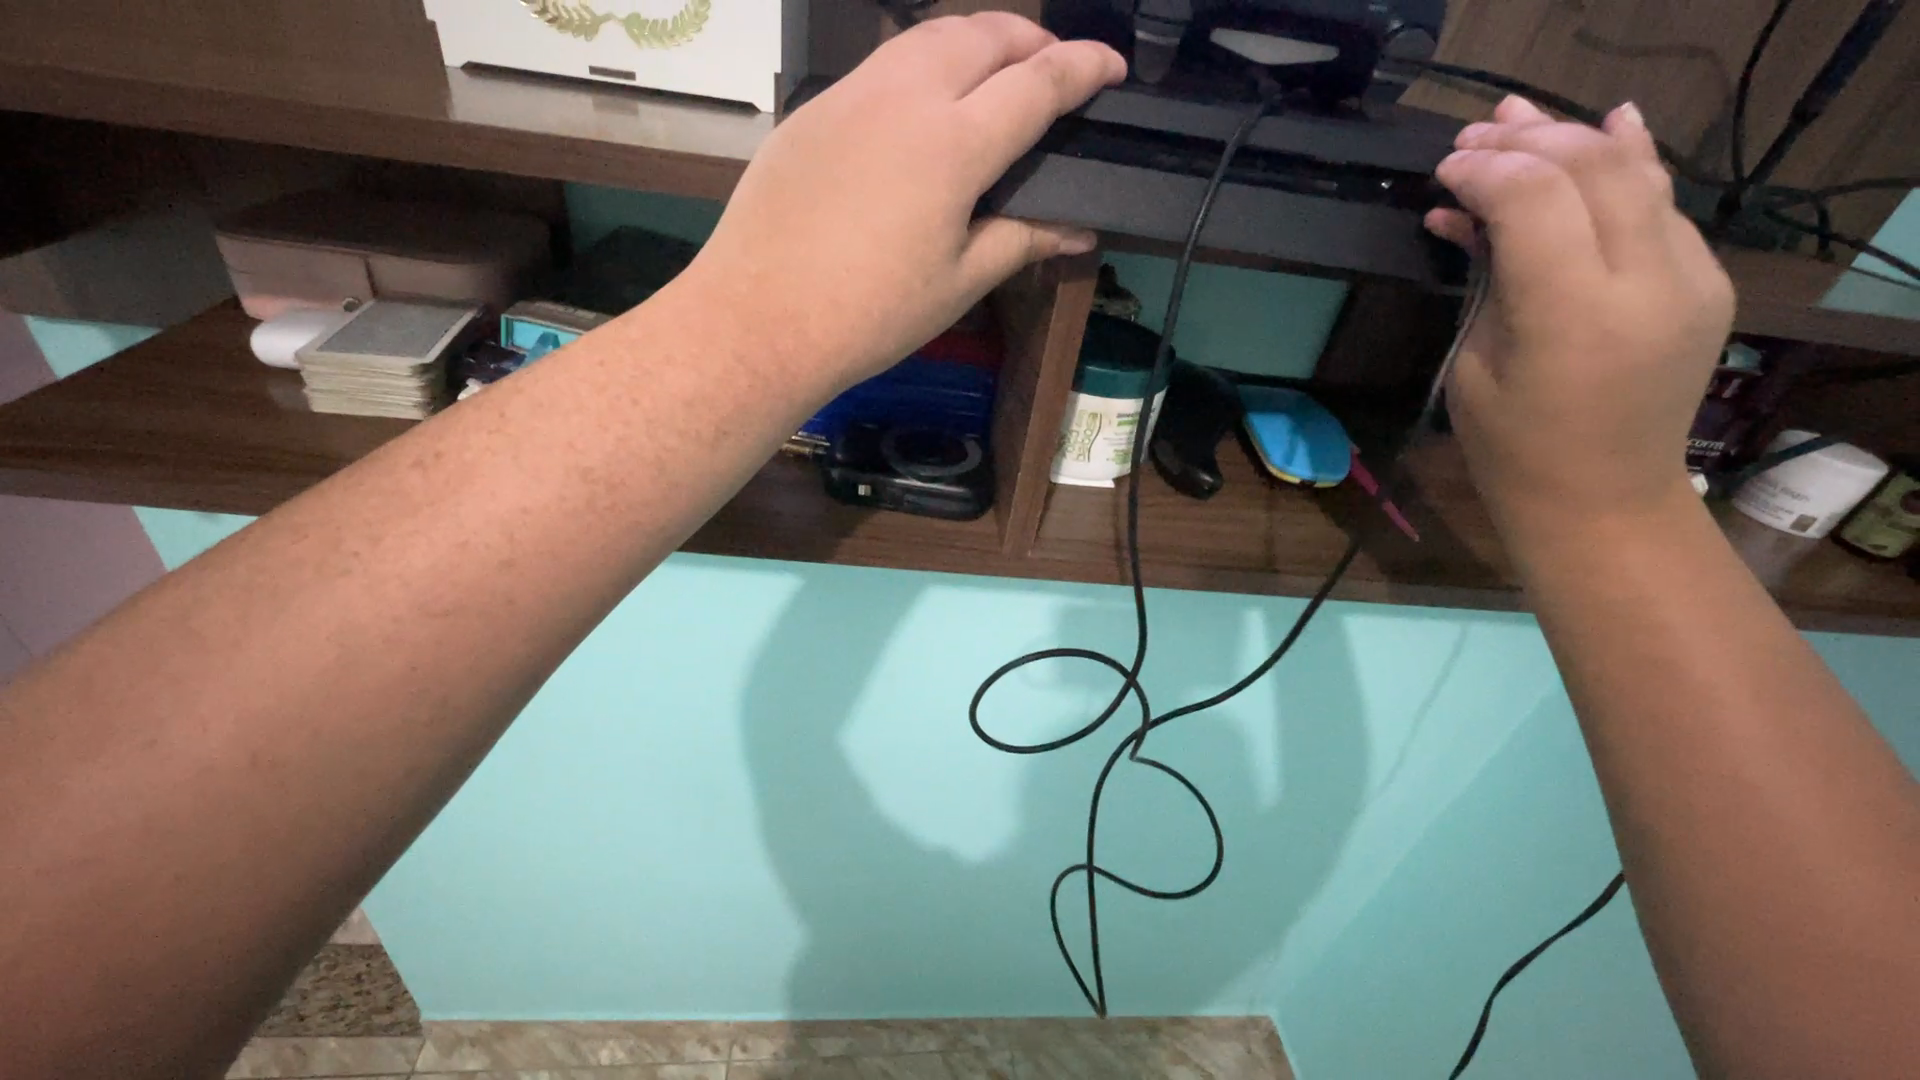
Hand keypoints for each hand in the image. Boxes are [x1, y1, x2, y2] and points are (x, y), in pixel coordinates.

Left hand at [686, 14, 1124, 387]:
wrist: (759, 320)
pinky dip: (920, 66)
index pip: (1036, 83)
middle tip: (1054, 66)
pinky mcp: (812, 112)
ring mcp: (850, 96)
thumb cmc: (869, 315)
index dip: (1083, 68)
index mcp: (952, 145)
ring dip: (974, 40)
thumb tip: (1079, 230)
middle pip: (982, 34)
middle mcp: (904, 98)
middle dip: (1031, 38)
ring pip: (925, 38)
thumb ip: (1021, 239)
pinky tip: (922, 107)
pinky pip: (880, 67)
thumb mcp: (957, 283)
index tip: (1111, 67)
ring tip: (994, 72)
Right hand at [1426, 96, 1734, 536]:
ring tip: (1518, 119)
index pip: (1534, 196)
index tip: (1442, 170)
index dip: (1484, 169)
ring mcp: (1691, 276)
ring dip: (1574, 138)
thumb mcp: (1475, 362)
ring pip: (1637, 171)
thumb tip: (1464, 216)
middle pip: (1591, 166)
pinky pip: (1664, 202)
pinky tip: (1600, 132)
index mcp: (1571, 313)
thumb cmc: (1511, 446)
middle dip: (1527, 140)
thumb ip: (1485, 280)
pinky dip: (1625, 163)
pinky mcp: (1706, 279)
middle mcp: (1647, 281)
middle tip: (1472, 137)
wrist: (1601, 497)